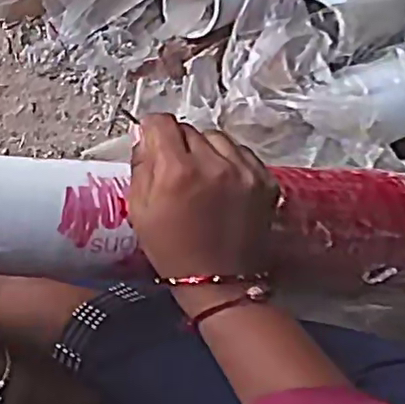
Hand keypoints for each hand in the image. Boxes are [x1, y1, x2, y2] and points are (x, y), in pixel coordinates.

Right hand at [126, 114, 279, 281]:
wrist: (219, 279)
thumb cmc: (169, 247)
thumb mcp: (138, 209)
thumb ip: (141, 167)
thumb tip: (145, 138)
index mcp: (177, 171)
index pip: (162, 123)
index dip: (151, 128)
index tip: (149, 138)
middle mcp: (214, 163)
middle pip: (189, 130)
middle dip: (176, 142)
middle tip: (171, 167)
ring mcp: (245, 170)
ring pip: (217, 138)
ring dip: (203, 149)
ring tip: (198, 174)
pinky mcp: (266, 180)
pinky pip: (241, 154)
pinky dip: (227, 161)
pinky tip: (219, 182)